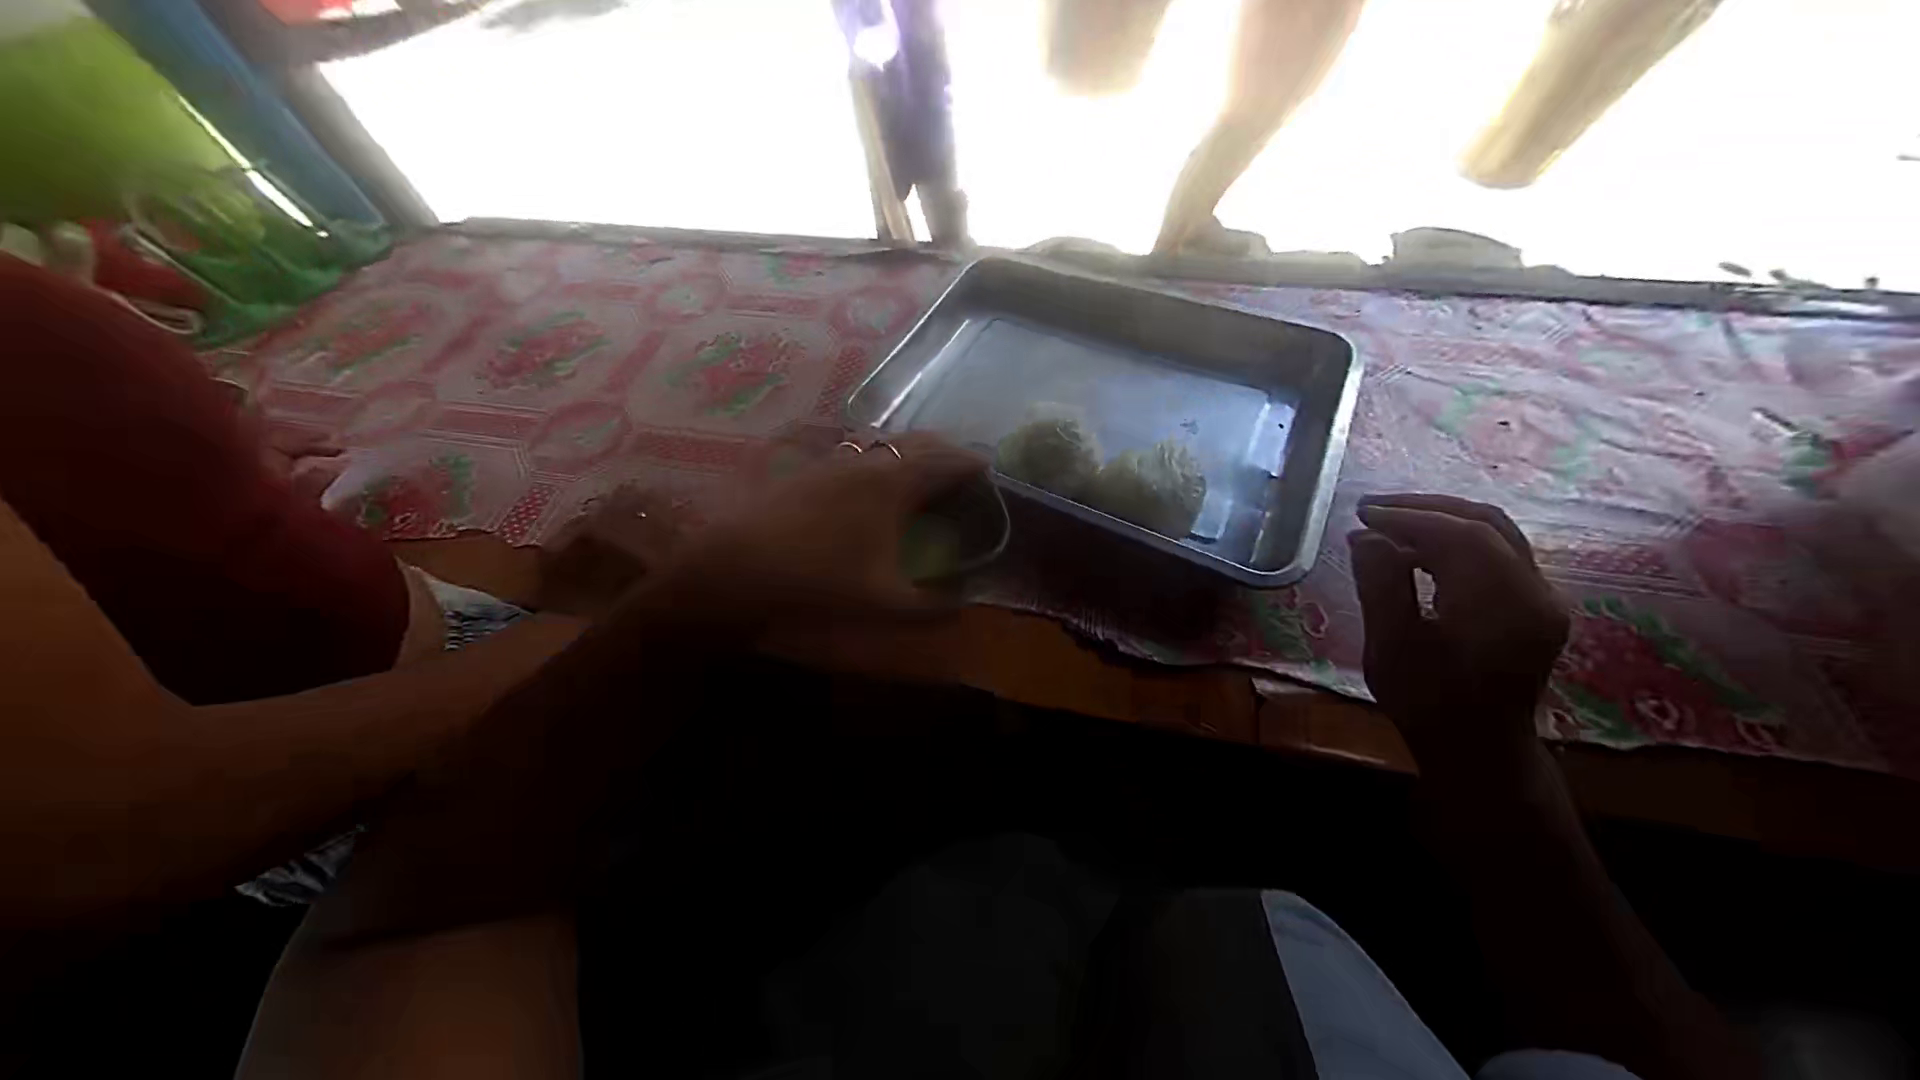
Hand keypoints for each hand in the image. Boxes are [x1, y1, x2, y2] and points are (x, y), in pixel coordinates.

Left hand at [643, 433, 986, 637]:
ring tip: (924, 471)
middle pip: (921, 442)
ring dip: (914, 451)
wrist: (736, 564)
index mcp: (895, 483)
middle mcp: (868, 459)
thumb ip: (930, 607)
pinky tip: (872, 479)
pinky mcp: (810, 466)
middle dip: (949, 451)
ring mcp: (836, 458)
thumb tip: (963, 606)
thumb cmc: (818, 579)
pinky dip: (881, 456)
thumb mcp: (883, 602)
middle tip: (964, 470)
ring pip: (887, 442)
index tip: (992, 472)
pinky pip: (859, 449)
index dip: (974, 464)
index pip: (948, 461)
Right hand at [1348, 494, 1568, 768]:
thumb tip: (1367, 536)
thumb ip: (1382, 585)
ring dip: (1440, 520)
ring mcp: (1541, 599)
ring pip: (1495, 534)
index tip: (1361, 514)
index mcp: (1504, 606)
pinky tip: (1417, 549)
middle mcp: (1536, 594)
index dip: (1409, 517)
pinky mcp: (1533, 605)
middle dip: (1425, 509)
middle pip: (1485, 524)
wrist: (1477, 747)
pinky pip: (1497, 554)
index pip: (1462, 536)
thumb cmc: (1427, 702)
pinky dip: (1455, 541)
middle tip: (1371, 509)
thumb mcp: (1392, 646)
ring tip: (1389, 522)